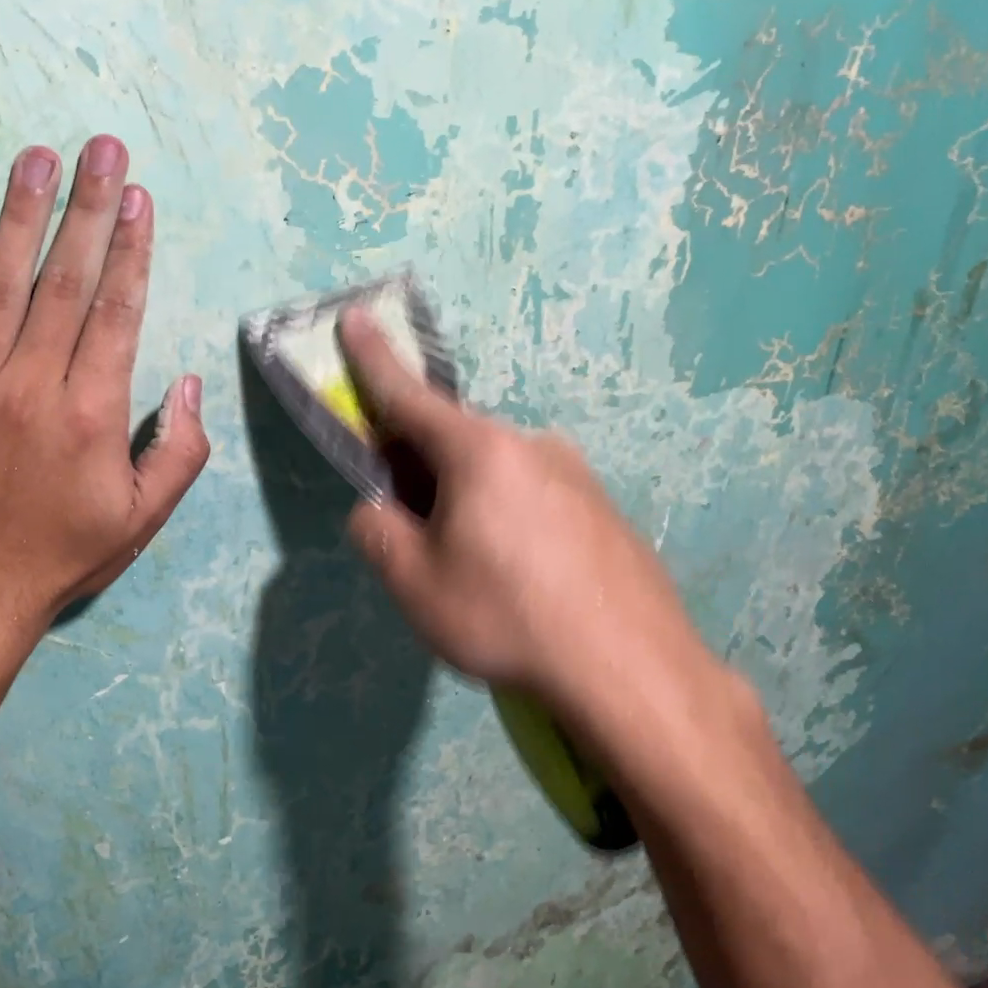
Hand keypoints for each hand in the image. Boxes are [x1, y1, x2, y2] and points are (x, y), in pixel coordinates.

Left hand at [0, 136, 209, 628]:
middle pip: (64, 283)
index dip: (130, 250)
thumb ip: (179, 452)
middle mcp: (32, 387)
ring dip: (20, 219)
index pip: (116, 313)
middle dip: (87, 210)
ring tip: (36, 159)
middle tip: (100, 148)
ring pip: (0, 288)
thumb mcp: (142, 518)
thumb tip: (189, 384)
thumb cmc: (64, 554)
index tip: (138, 197)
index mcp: (91, 413)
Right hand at [338, 307, 708, 711]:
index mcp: (479, 451)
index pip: (407, 395)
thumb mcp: (412, 582)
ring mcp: (576, 475)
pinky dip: (505, 521)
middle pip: (451, 443)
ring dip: (464, 501)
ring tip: (473, 572)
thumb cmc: (507, 616)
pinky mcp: (603, 510)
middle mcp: (531, 445)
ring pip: (493, 475)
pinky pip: (532, 498)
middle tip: (411, 530)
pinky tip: (519, 581)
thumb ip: (376, 531)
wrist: (633, 672)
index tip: (355, 315)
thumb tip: (381, 511)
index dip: (372, 357)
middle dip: (418, 469)